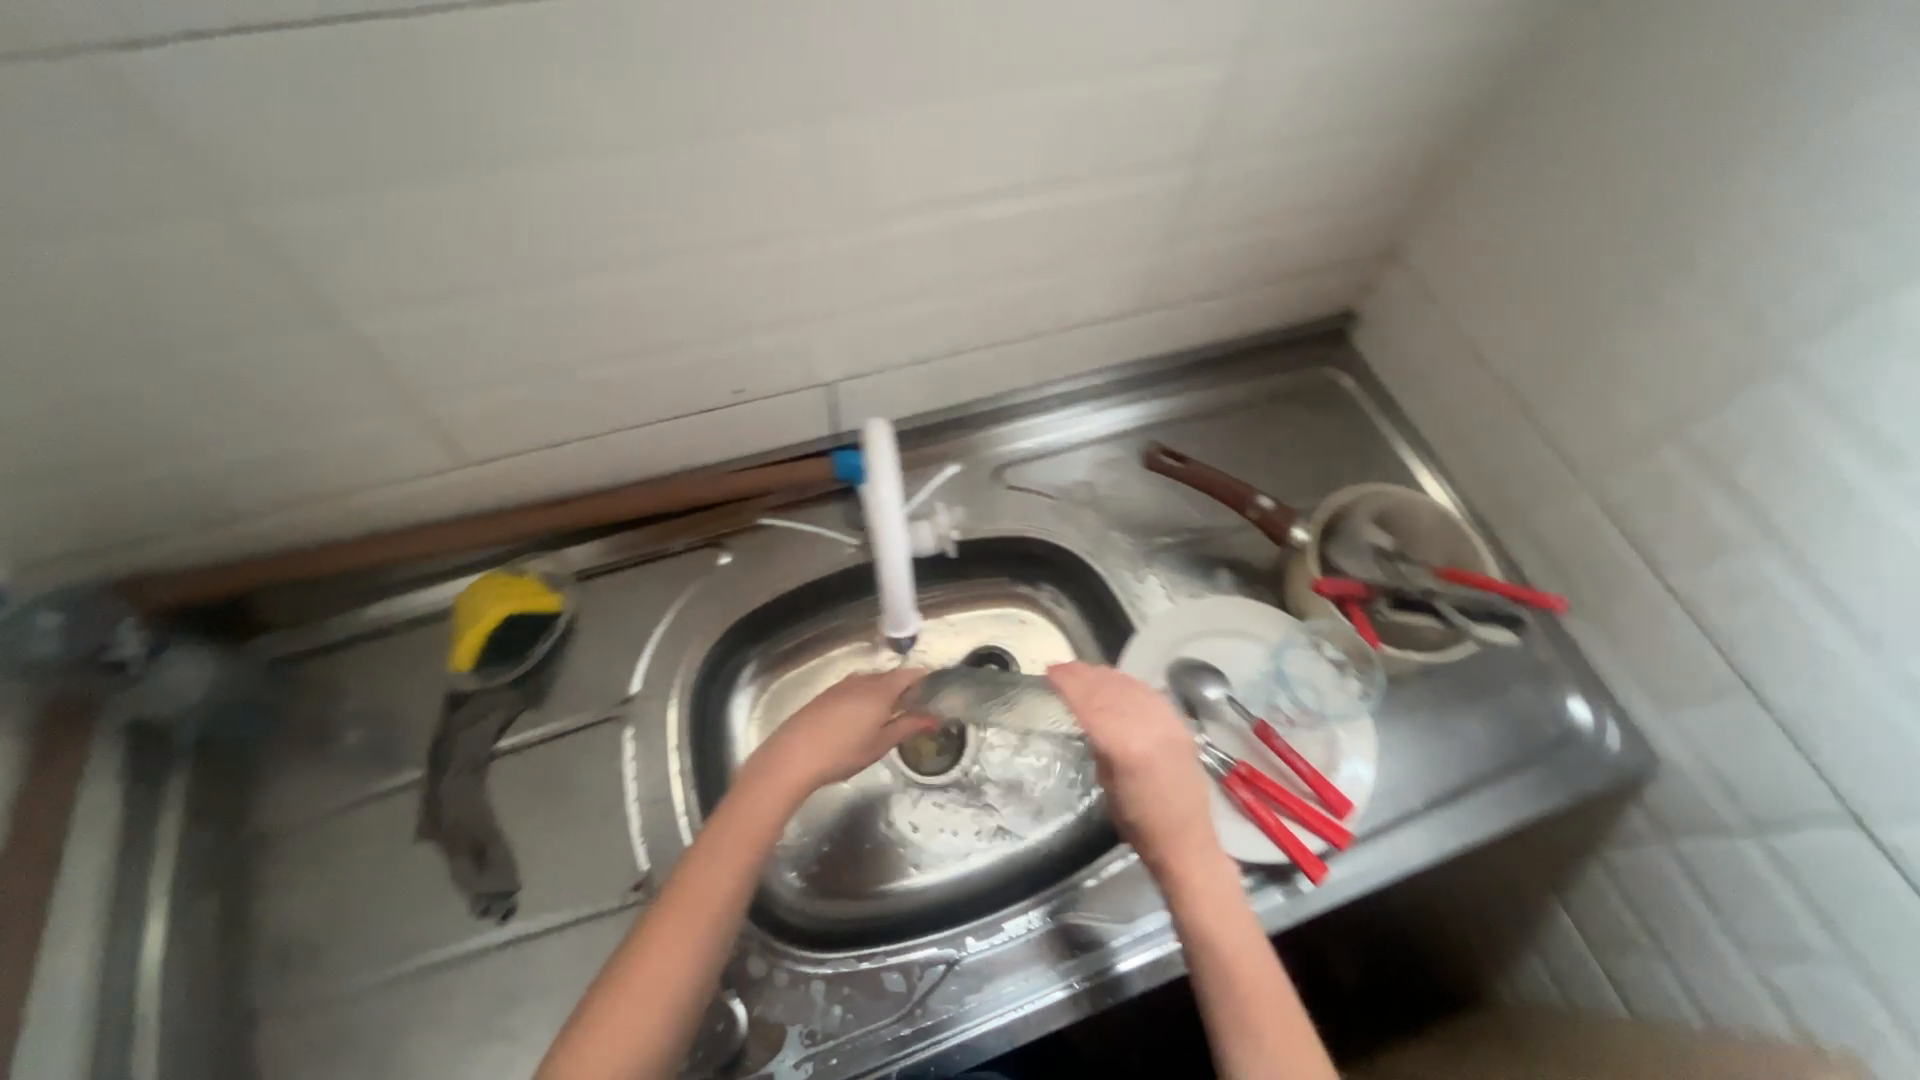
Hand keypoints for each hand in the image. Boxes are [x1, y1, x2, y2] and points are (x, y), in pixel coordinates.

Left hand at [746, 667, 939, 797]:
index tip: (937, 695)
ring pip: (872, 682)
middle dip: (906, 689)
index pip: (911, 673)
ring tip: (891, 716)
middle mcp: (862, 680)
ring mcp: (842, 686)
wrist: (793, 755)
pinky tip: (863, 719)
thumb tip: (935, 718)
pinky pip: (856, 689)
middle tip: (917, 710)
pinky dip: (867, 698)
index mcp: (881, 689)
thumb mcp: (881, 743)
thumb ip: (909, 726)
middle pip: (891, 676)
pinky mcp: (826, 695)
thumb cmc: (843, 752)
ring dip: (885, 694)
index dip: (926, 680)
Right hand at [1047, 662, 1220, 872]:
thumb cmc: (1137, 823)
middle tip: (1060, 667)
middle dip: (1083, 675)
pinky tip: (1115, 680)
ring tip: (1083, 670)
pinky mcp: (1180, 725)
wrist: (1185, 840)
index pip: (1091, 703)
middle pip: (1110, 690)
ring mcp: (1169, 723)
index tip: (1050, 672)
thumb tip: (1088, 716)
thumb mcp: (1107, 783)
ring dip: (1104, 675)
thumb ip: (1100, 744)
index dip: (1069, 684)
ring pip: (1130, 686)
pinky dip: (1128, 683)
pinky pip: (1149, 693)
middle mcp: (1150, 728)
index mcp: (1127, 747)